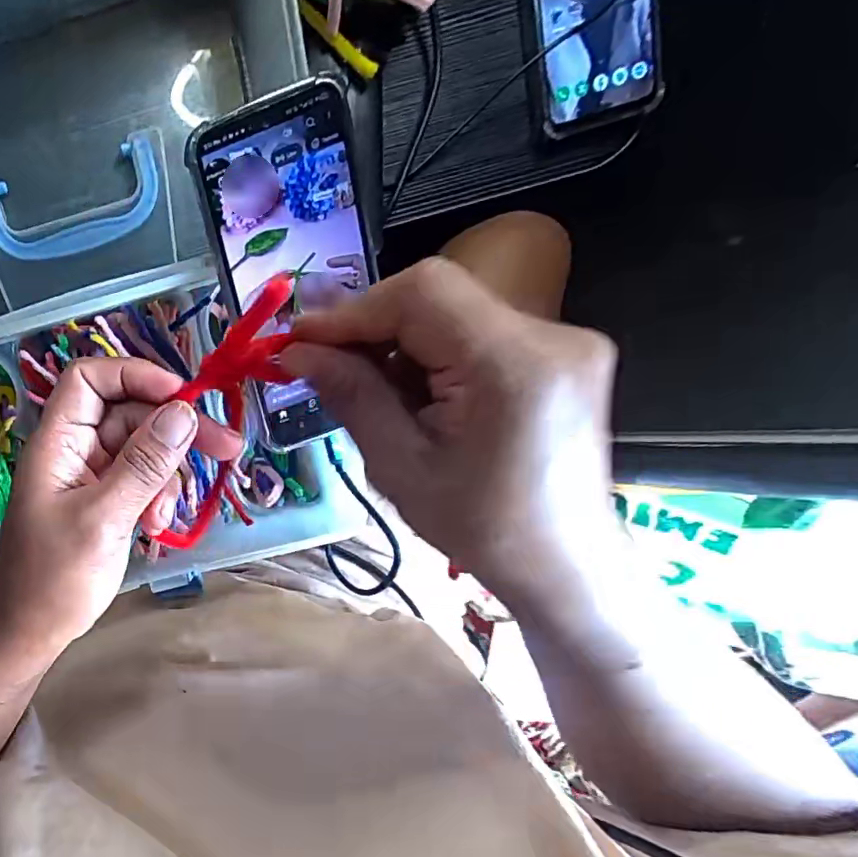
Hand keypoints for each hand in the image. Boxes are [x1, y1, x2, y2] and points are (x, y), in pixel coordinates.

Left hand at [0, 358, 242, 657]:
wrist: (32, 630)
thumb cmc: (54, 578)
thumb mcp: (102, 518)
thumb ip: (143, 464)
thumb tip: (183, 413)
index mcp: (57, 442)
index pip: (90, 379)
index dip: (135, 375)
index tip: (182, 396)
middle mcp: (74, 450)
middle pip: (130, 413)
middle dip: (174, 429)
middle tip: (226, 448)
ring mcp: (90, 476)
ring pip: (143, 448)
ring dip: (166, 475)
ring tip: (164, 516)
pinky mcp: (105, 501)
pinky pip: (142, 480)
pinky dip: (157, 496)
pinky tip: (156, 526)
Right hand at [281, 256, 618, 608]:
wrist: (562, 562)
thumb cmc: (478, 528)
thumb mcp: (399, 466)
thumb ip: (351, 395)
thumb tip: (295, 351)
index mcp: (514, 366)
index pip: (422, 294)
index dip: (352, 310)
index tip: (299, 340)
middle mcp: (550, 335)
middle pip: (437, 295)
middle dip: (370, 327)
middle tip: (322, 364)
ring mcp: (562, 340)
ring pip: (452, 310)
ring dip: (396, 342)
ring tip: (369, 390)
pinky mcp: (558, 353)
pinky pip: (474, 331)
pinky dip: (428, 353)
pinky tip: (411, 394)